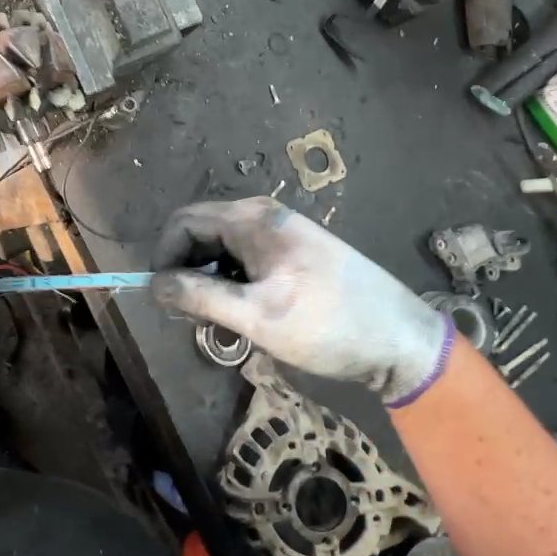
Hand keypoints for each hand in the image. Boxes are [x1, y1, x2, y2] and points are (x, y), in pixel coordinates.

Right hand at [150, 198, 453, 406]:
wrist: (404, 340)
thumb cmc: (327, 325)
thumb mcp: (257, 316)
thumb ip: (200, 297)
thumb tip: (152, 285)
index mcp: (253, 219)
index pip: (183, 222)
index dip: (165, 257)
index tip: (164, 299)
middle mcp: (264, 215)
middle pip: (201, 233)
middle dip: (188, 272)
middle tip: (195, 319)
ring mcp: (283, 232)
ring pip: (223, 249)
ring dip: (211, 282)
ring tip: (224, 322)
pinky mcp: (296, 252)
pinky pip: (247, 258)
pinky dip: (235, 283)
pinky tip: (250, 315)